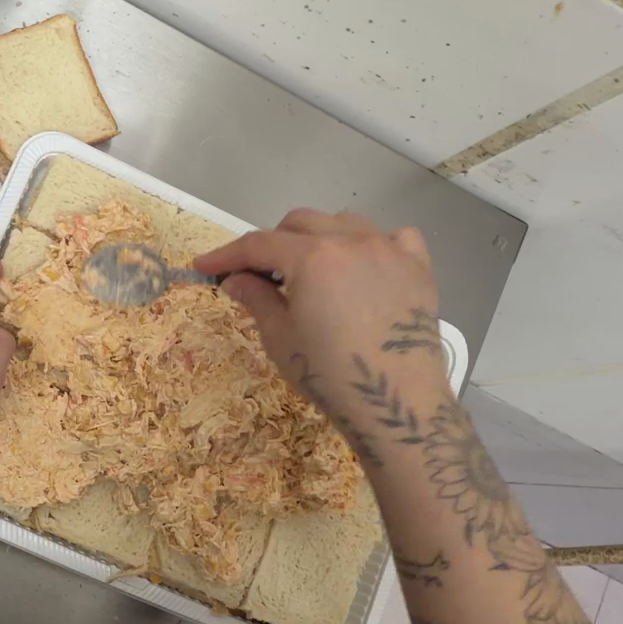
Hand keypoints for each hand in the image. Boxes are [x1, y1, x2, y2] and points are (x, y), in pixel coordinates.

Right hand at [194, 210, 448, 422]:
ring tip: (308, 270)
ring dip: (316, 238)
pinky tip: (360, 268)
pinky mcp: (418, 266)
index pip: (258, 244)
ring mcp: (389, 249)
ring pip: (342, 223)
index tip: (204, 266)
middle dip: (271, 243)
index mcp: (313, 258)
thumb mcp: (280, 338)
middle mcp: (352, 241)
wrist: (395, 400)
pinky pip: (391, 236)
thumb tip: (235, 279)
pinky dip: (368, 244)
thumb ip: (256, 298)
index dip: (226, 254)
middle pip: (299, 223)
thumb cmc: (328, 373)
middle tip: (258, 275)